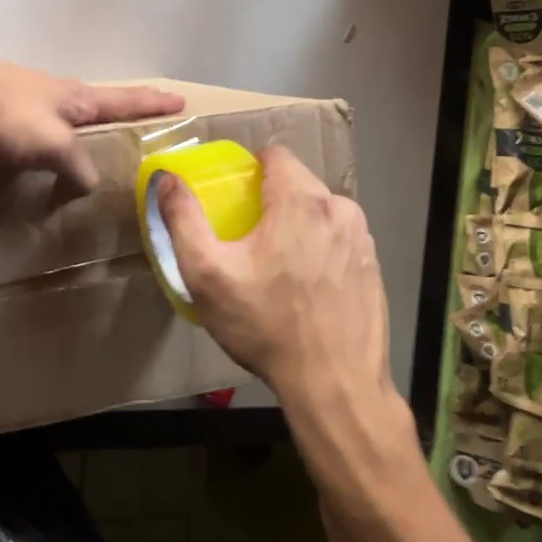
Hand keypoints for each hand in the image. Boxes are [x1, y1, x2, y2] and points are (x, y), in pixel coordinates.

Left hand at [0, 51, 185, 189]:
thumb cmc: (10, 116)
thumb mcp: (55, 147)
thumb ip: (78, 168)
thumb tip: (87, 184)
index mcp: (77, 97)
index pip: (126, 100)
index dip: (153, 104)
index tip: (179, 100)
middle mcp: (54, 92)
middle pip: (93, 104)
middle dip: (112, 115)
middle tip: (129, 126)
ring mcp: (23, 96)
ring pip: (58, 116)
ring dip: (72, 130)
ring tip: (80, 148)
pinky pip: (28, 128)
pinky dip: (39, 141)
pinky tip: (30, 154)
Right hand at [158, 145, 390, 401]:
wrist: (335, 386)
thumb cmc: (265, 325)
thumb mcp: (207, 273)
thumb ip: (183, 218)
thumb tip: (168, 178)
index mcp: (301, 201)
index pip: (275, 155)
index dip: (249, 170)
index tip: (232, 198)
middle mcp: (339, 210)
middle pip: (297, 183)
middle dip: (271, 199)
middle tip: (246, 237)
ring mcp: (362, 240)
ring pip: (320, 211)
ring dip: (297, 224)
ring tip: (276, 263)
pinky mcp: (374, 268)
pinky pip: (338, 240)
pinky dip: (319, 249)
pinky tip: (304, 285)